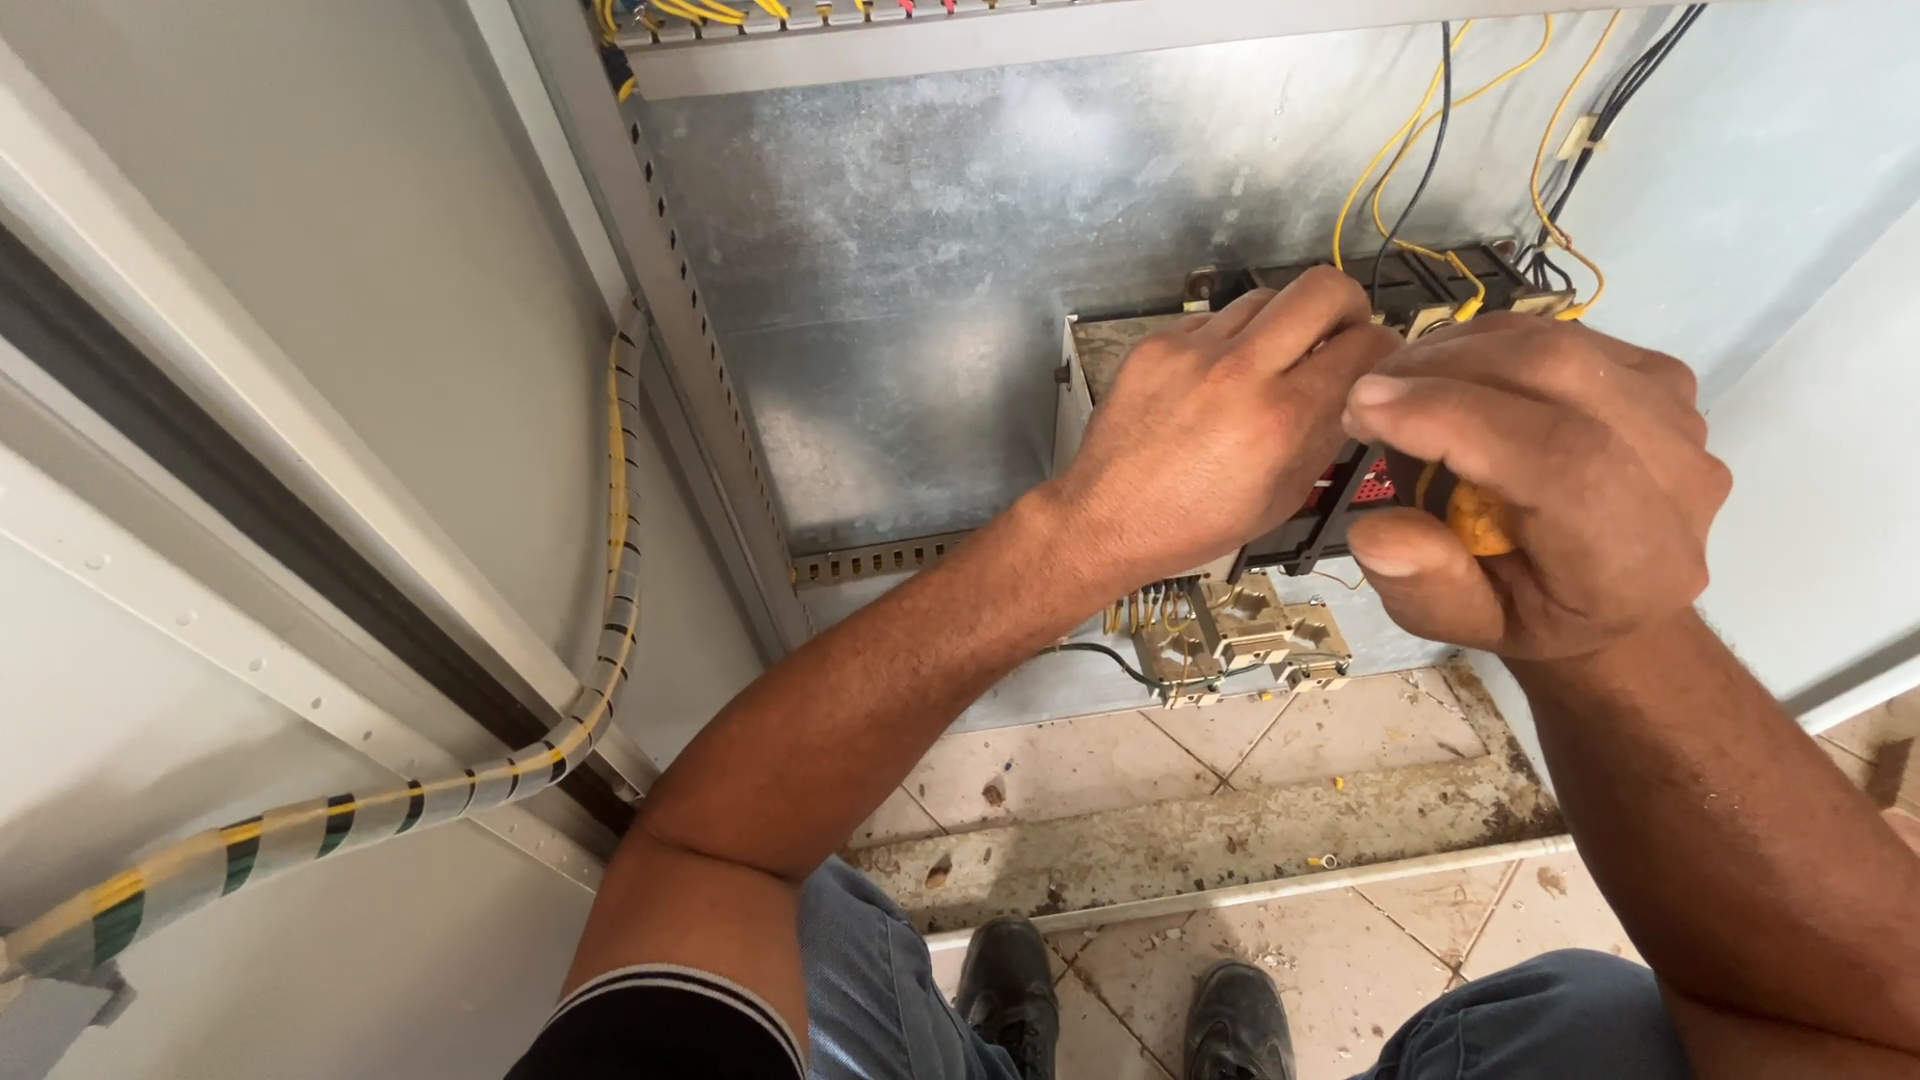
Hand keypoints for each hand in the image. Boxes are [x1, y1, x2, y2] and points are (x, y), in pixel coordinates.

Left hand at [1043, 267, 1400, 590]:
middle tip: (1335, 336)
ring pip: (1265, 296)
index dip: (1381, 351)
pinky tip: (1215, 377)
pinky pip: (1212, 320)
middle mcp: (1238, 372)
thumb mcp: (1280, 499)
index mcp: (1280, 419)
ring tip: (1270, 362)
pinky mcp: (1154, 345)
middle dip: (1346, 307)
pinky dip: (1228, 340)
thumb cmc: (1192, 524)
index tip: (1371, 362)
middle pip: (1324, 288)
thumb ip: (1325, 436)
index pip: (1365, 344)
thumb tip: (1355, 390)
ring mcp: (1191, 351)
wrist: (1104, 519)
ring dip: (1283, 322)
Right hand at [1341, 312, 1730, 660]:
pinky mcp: (1655, 377)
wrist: (1606, 593)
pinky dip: (1482, 345)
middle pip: (1560, 376)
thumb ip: (1422, 586)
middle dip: (1440, 371)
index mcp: (1628, 558)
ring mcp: (1676, 415)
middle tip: (1362, 394)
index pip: (1558, 459)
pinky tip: (1439, 378)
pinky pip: (1559, 335)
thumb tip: (1371, 529)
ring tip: (1392, 388)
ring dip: (1454, 352)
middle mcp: (1676, 476)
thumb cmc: (1522, 612)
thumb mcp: (1457, 624)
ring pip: (1556, 343)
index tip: (1361, 407)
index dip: (1454, 419)